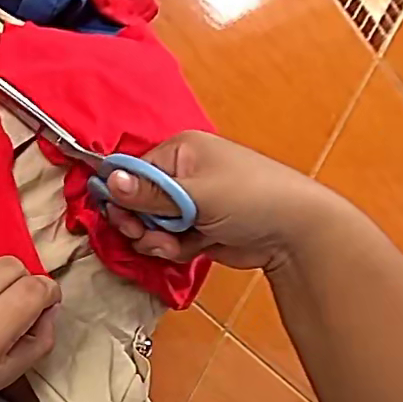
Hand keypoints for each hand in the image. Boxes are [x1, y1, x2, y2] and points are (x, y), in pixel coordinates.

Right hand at [101, 130, 347, 270]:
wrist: (294, 232)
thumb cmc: (251, 198)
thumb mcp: (197, 194)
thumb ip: (151, 192)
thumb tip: (109, 180)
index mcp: (180, 151)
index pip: (133, 172)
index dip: (123, 197)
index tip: (123, 218)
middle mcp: (181, 174)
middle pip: (138, 201)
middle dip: (141, 223)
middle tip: (146, 234)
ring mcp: (189, 204)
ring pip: (151, 226)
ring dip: (157, 240)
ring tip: (174, 244)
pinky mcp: (196, 229)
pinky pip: (168, 240)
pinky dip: (173, 249)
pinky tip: (187, 250)